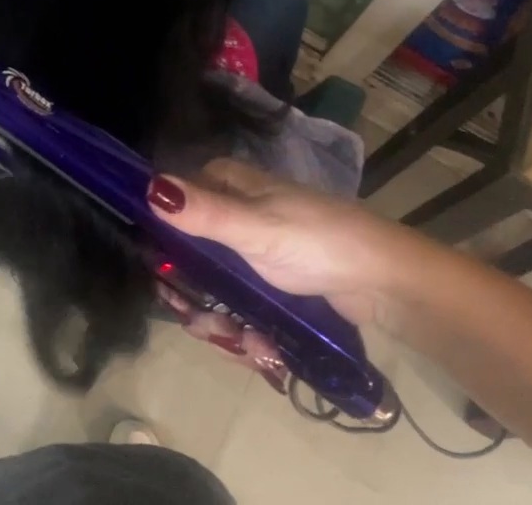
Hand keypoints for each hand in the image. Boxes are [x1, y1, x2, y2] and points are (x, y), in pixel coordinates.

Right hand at [150, 157, 435, 328]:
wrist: (383, 281)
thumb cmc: (316, 242)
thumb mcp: (255, 228)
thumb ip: (203, 213)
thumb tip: (148, 187)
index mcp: (226, 184)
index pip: (171, 204)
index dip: (161, 240)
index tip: (161, 277)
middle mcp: (234, 211)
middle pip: (187, 252)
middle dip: (193, 295)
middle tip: (203, 325)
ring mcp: (252, 248)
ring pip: (212, 284)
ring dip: (221, 320)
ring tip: (245, 344)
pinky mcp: (269, 281)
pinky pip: (239, 303)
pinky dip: (245, 326)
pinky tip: (260, 346)